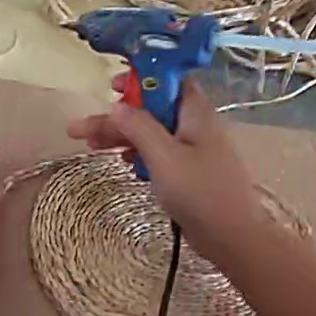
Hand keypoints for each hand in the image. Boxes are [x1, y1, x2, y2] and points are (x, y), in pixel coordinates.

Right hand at [66, 84, 272, 263]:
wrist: (233, 237)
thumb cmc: (200, 192)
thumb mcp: (164, 156)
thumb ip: (139, 128)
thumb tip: (117, 106)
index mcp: (194, 113)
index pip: (167, 80)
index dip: (140, 78)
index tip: (112, 86)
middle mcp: (194, 126)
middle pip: (151, 110)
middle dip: (118, 117)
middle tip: (83, 129)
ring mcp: (192, 152)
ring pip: (152, 135)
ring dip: (123, 137)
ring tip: (91, 147)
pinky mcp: (189, 174)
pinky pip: (160, 156)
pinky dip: (140, 156)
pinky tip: (124, 163)